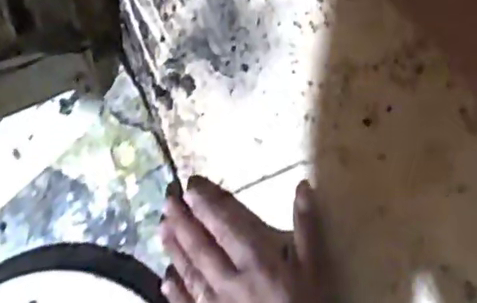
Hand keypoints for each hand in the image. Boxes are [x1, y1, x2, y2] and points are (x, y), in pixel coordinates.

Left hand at [162, 176, 326, 302]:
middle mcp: (231, 278)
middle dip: (184, 220)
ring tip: (162, 227)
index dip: (208, 201)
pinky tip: (166, 279)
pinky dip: (176, 292)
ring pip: (191, 272)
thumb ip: (307, 225)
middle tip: (168, 199)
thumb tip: (303, 185)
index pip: (227, 222)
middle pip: (202, 245)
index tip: (191, 184)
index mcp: (257, 257)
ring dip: (175, 248)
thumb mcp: (315, 266)